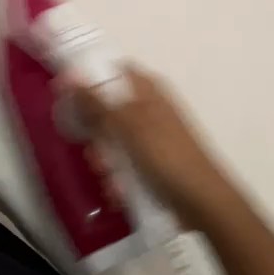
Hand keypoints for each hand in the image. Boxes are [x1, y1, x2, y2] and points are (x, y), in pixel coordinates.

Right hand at [69, 65, 231, 215]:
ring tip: (109, 178)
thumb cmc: (167, 155)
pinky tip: (118, 191)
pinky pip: (124, 162)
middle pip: (106, 108)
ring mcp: (151, 136)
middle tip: (92, 149)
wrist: (206, 205)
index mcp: (146, 89)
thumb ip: (95, 102)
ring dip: (105, 159)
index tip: (68, 95)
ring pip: (112, 139)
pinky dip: (118, 176)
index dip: (88, 78)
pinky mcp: (153, 163)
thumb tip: (68, 76)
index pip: (110, 69)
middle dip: (95, 132)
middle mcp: (148, 107)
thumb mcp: (127, 126)